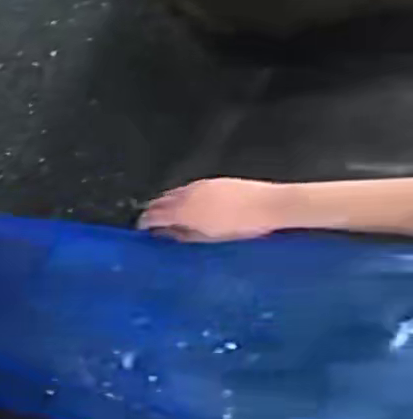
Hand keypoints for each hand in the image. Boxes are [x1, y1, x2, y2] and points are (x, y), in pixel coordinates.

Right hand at [138, 178, 293, 241]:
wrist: (276, 204)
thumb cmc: (244, 225)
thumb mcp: (210, 237)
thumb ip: (182, 235)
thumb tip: (162, 233)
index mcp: (179, 213)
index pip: (150, 216)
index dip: (143, 223)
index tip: (143, 229)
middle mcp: (182, 197)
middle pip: (156, 203)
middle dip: (152, 211)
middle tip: (156, 221)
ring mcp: (196, 187)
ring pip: (170, 194)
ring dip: (167, 203)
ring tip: (174, 211)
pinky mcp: (210, 181)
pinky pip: (187, 188)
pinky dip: (182, 196)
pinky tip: (194, 202)